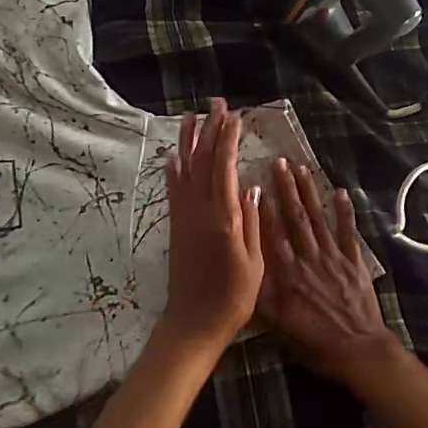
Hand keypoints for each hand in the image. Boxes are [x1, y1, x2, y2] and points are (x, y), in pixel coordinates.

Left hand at [157, 99, 263, 349]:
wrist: (193, 323)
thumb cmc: (232, 298)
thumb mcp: (255, 263)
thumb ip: (253, 223)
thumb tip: (252, 188)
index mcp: (224, 218)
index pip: (224, 167)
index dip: (228, 139)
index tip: (235, 116)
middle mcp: (200, 211)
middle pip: (203, 161)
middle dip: (210, 130)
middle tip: (217, 104)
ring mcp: (185, 218)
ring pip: (185, 170)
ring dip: (188, 141)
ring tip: (191, 117)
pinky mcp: (176, 228)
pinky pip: (173, 191)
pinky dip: (173, 170)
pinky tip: (173, 155)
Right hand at [257, 157, 400, 383]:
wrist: (358, 350)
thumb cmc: (315, 342)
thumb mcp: (278, 325)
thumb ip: (261, 297)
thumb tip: (243, 272)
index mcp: (289, 274)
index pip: (274, 233)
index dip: (265, 207)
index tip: (258, 184)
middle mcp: (310, 259)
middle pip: (296, 218)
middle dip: (287, 189)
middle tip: (280, 163)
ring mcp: (334, 258)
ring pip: (319, 219)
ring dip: (310, 192)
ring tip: (302, 169)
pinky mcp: (354, 263)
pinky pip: (348, 232)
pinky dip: (345, 212)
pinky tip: (341, 192)